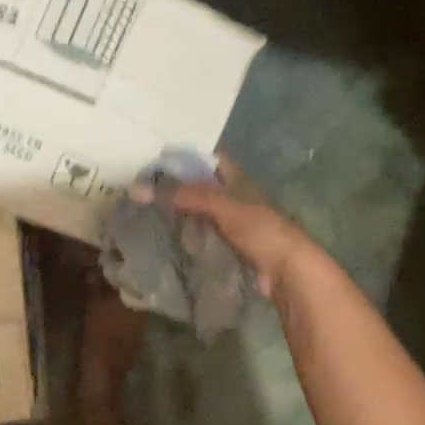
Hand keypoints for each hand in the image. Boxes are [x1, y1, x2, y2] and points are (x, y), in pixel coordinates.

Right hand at [152, 159, 324, 302]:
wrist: (287, 271)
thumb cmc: (260, 229)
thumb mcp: (221, 204)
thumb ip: (184, 195)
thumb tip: (138, 189)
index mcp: (235, 177)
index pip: (205, 157)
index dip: (182, 154)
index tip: (151, 155)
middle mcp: (231, 195)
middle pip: (197, 185)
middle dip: (172, 185)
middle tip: (138, 186)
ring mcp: (229, 222)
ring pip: (197, 210)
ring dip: (176, 212)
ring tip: (143, 209)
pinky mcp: (226, 245)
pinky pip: (199, 234)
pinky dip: (184, 234)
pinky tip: (162, 235)